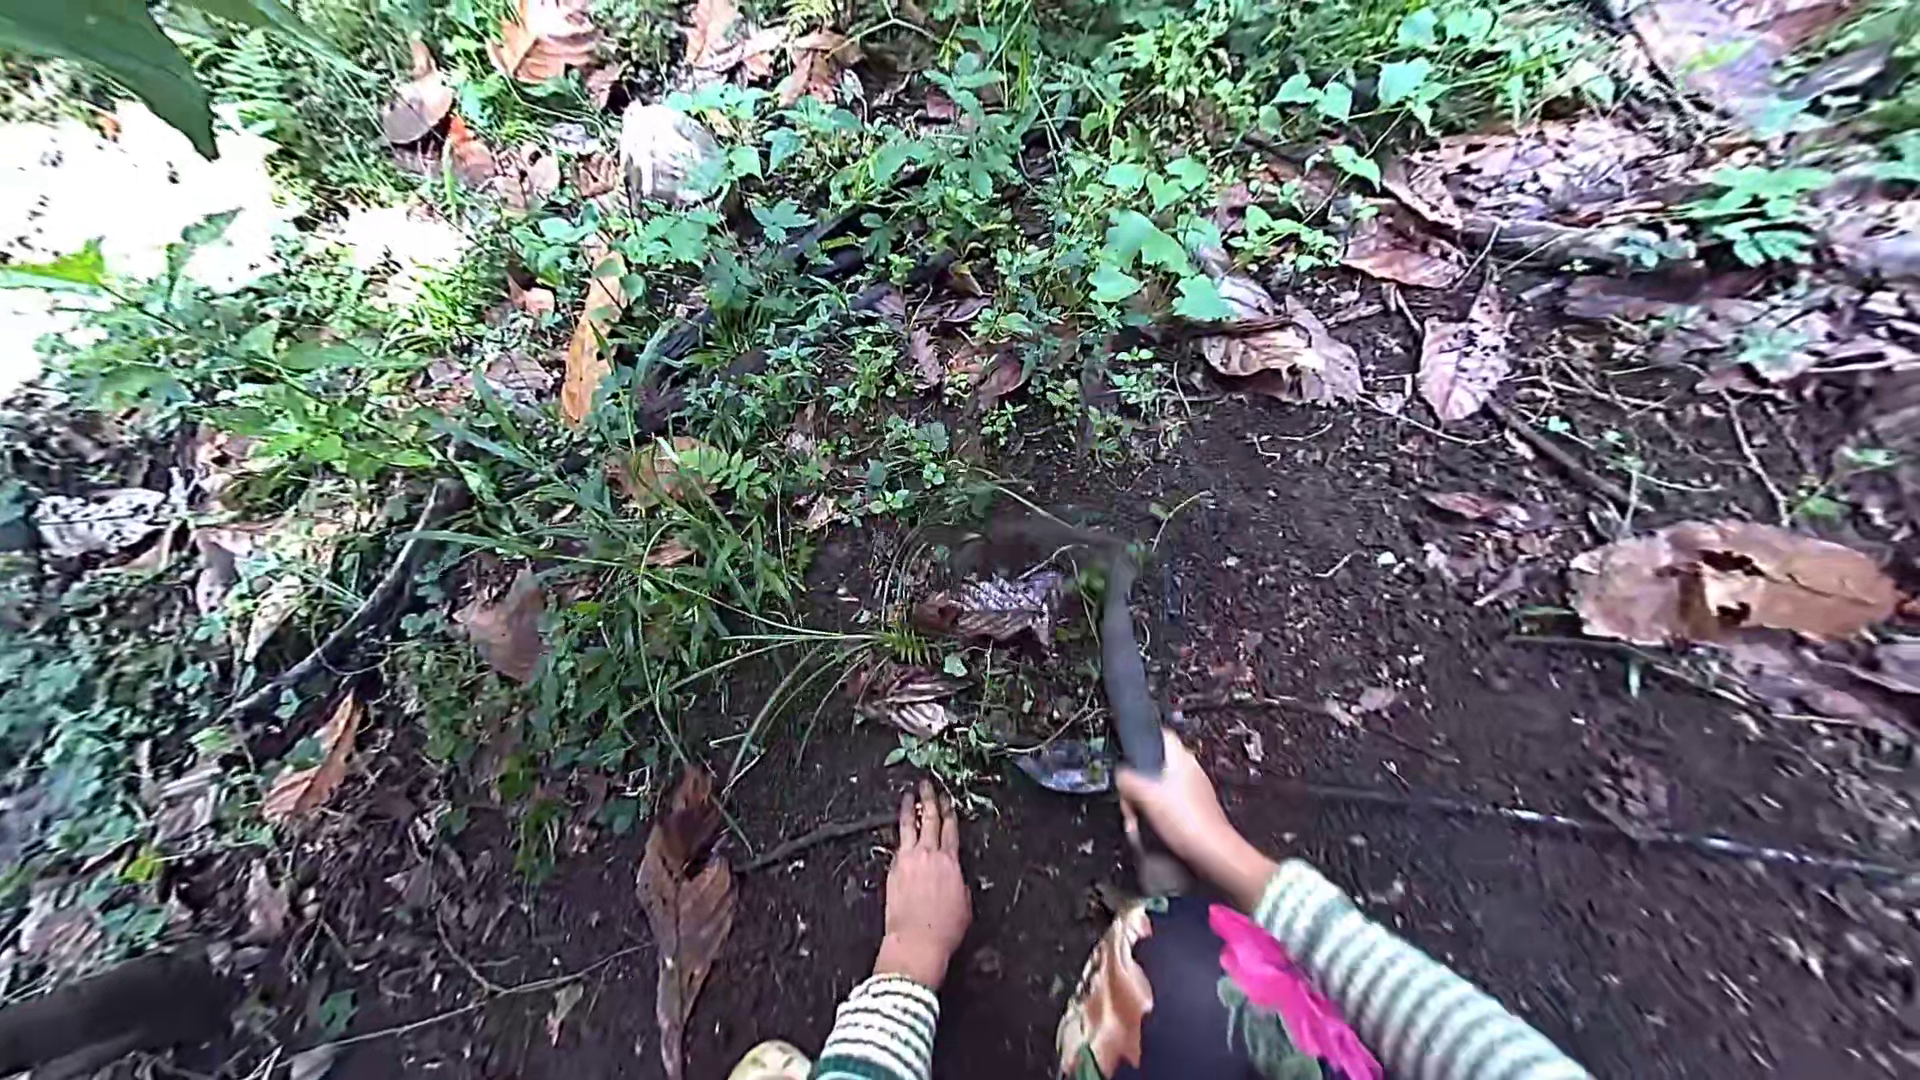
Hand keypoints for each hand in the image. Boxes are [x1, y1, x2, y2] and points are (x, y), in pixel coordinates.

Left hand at [872, 780, 971, 988]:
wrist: (916, 941)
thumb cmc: (944, 930)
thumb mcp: (964, 904)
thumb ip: (959, 883)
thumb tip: (954, 877)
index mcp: (950, 862)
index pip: (950, 829)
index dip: (949, 812)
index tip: (947, 800)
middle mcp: (929, 855)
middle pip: (930, 819)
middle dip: (930, 799)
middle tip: (927, 785)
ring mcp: (909, 859)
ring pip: (910, 826)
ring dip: (910, 808)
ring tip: (908, 795)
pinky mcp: (894, 869)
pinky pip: (898, 844)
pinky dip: (900, 833)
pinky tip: (899, 829)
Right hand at [1117, 728, 1275, 910]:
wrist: (1214, 857)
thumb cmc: (1188, 823)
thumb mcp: (1144, 795)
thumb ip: (1126, 779)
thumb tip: (1120, 776)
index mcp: (1182, 759)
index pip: (1161, 735)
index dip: (1143, 740)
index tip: (1130, 752)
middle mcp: (1190, 772)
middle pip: (1153, 767)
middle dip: (1137, 784)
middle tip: (1131, 799)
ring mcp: (1194, 793)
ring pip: (1159, 789)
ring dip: (1144, 804)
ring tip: (1138, 821)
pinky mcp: (1194, 813)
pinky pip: (1168, 807)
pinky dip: (1156, 816)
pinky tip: (1150, 831)